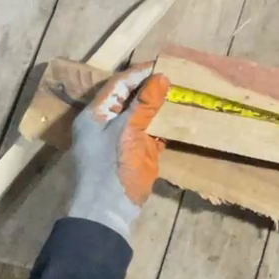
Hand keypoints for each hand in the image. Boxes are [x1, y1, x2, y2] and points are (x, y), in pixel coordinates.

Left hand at [65, 64, 169, 238]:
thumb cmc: (111, 168)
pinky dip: (165, 122)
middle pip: (131, 97)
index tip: (165, 64)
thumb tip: (161, 76)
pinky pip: (151, 130)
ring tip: (183, 90)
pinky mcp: (135, 152)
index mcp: (96, 115)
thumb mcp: (128, 131)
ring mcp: (121, 138)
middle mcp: (106, 123)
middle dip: (153, 86)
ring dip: (161, 104)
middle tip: (177, 75)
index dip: (141, 73)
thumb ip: (145, 103)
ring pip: (143, 113)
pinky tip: (181, 114)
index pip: (120, 84)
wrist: (107, 215)